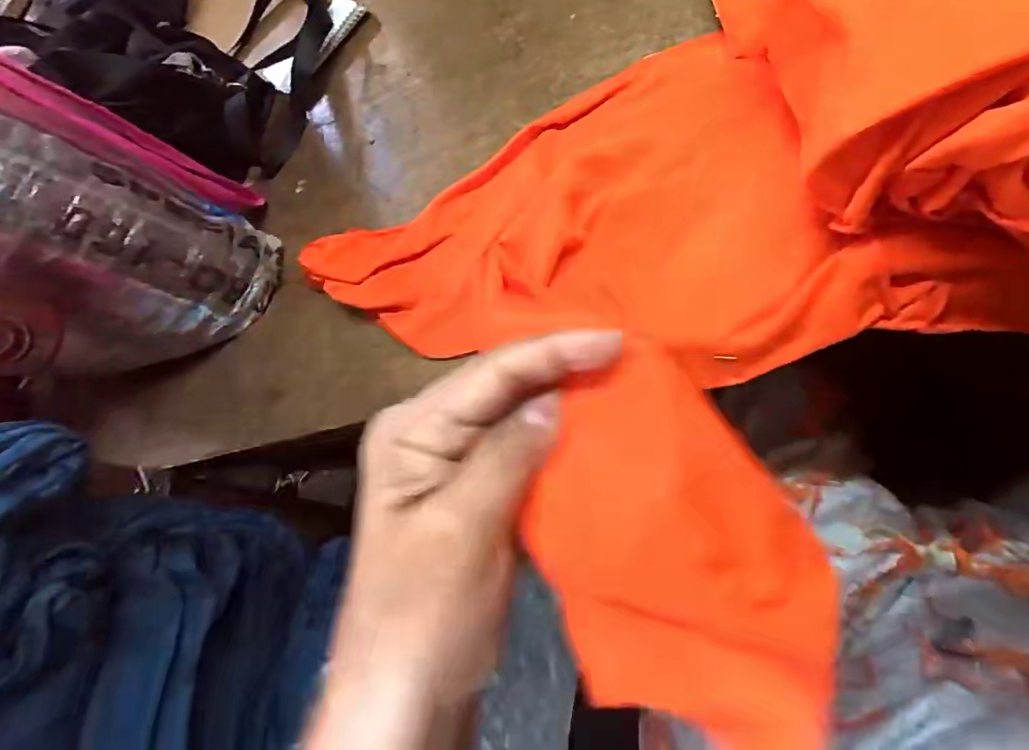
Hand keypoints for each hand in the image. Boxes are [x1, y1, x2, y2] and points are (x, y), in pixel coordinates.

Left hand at [307, 330, 623, 749]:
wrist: (408, 688)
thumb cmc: (422, 611)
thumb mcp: (462, 530)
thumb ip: (506, 456)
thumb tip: (555, 398)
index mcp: (412, 427)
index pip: (491, 373)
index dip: (554, 350)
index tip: (612, 340)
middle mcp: (431, 426)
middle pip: (504, 379)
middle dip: (561, 360)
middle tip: (620, 346)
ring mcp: (456, 452)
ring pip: (519, 403)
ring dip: (565, 386)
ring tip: (614, 367)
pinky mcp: (483, 478)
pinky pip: (527, 437)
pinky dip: (562, 424)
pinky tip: (592, 412)